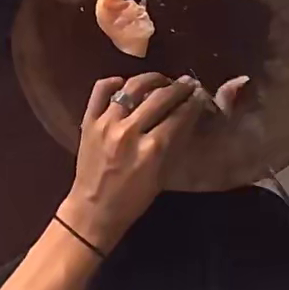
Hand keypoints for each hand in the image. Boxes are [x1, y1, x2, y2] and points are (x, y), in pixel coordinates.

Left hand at [57, 74, 202, 252]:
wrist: (93, 210)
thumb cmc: (132, 199)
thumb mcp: (161, 177)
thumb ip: (174, 145)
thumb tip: (188, 117)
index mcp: (151, 150)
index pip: (179, 116)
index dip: (193, 102)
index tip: (200, 95)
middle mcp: (129, 131)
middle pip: (159, 97)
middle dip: (179, 88)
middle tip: (187, 83)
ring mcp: (106, 123)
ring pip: (131, 87)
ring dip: (151, 79)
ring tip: (161, 80)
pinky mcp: (88, 120)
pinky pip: (100, 90)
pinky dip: (113, 82)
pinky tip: (124, 83)